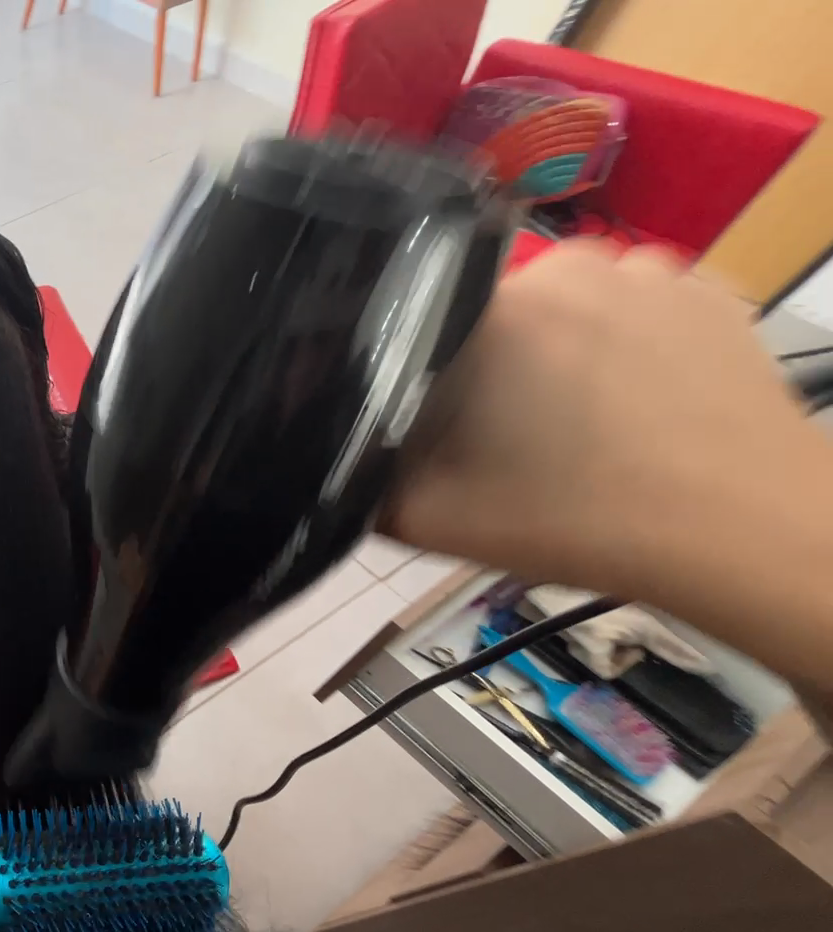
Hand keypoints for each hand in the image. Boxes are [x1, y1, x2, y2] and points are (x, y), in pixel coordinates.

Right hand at [385, 240, 815, 599]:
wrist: (745, 533)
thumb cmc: (572, 519)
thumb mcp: (417, 518)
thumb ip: (349, 479)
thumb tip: (317, 456)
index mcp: (486, 312)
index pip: (402, 323)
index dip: (395, 372)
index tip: (409, 418)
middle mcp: (560, 267)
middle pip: (471, 310)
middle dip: (465, 360)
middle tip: (478, 426)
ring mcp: (643, 269)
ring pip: (546, 302)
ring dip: (535, 344)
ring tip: (550, 409)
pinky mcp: (702, 288)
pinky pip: (617, 301)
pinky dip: (602, 338)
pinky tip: (610, 393)